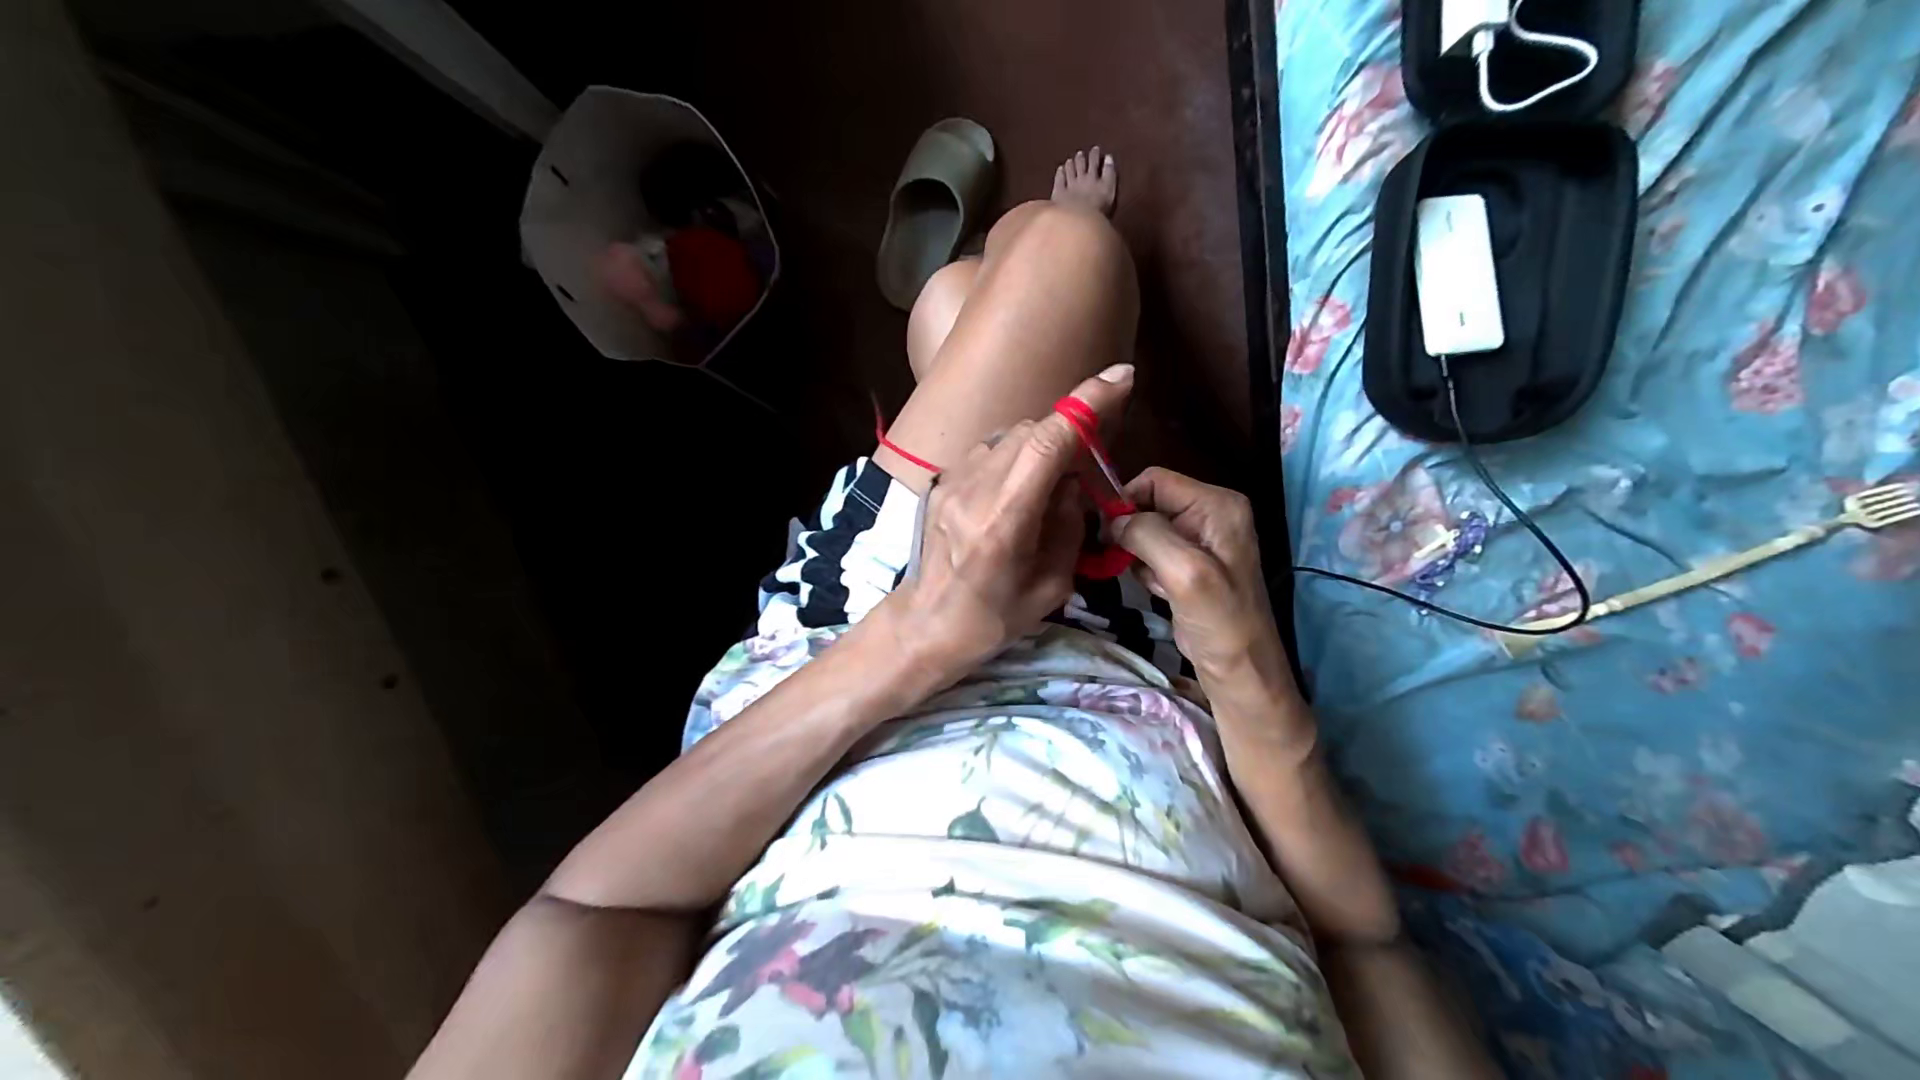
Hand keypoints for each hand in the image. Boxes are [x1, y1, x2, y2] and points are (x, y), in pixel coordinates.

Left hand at [883, 365, 1134, 674]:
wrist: (926, 624)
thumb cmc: (994, 618)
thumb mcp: (1052, 584)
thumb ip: (1069, 523)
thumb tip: (1073, 481)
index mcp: (1003, 521)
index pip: (1047, 443)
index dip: (1086, 405)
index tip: (1120, 379)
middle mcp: (973, 490)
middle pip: (1030, 431)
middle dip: (1066, 437)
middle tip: (1084, 469)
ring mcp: (950, 482)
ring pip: (1008, 436)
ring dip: (1038, 448)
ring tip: (1046, 488)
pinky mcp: (940, 482)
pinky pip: (988, 451)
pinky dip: (1013, 459)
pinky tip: (1015, 492)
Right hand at [1112, 468, 1295, 696]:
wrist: (1239, 669)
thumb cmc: (1220, 619)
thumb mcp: (1184, 571)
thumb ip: (1148, 535)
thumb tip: (1112, 520)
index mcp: (1218, 504)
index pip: (1155, 480)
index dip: (1127, 501)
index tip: (1108, 534)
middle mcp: (1210, 514)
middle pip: (1148, 503)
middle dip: (1131, 531)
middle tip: (1123, 561)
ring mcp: (1199, 539)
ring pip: (1144, 529)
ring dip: (1136, 554)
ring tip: (1151, 581)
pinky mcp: (1188, 563)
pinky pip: (1150, 552)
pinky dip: (1143, 569)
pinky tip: (1157, 590)